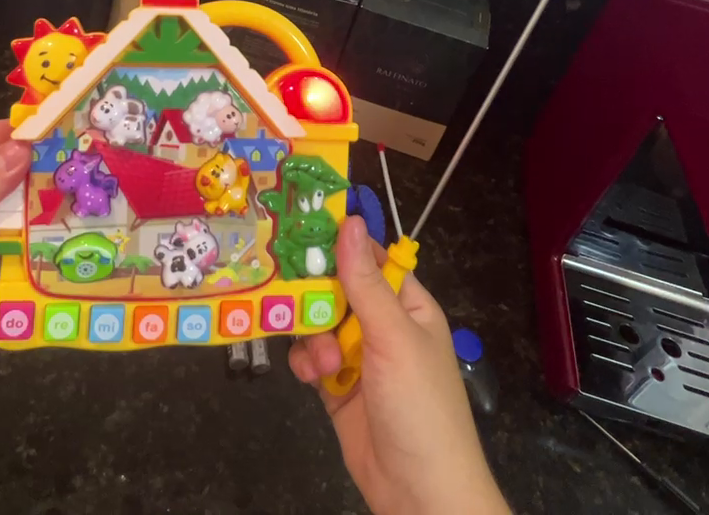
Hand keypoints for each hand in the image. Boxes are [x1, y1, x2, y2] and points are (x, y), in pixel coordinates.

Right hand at [289, 218, 508, 514]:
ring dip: (313, 337)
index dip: (339, 242)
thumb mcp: (393, 338)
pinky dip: (307, 363)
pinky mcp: (337, 387)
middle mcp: (383, 324)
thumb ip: (365, 282)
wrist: (419, 495)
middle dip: (316, 295)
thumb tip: (349, 220)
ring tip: (323, 362)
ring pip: (318, 323)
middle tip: (288, 291)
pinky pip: (311, 358)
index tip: (299, 227)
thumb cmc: (419, 405)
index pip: (371, 258)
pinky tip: (313, 378)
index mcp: (408, 305)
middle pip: (337, 289)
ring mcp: (359, 356)